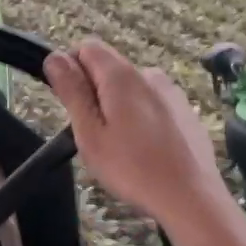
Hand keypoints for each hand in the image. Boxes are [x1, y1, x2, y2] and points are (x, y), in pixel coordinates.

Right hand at [44, 39, 230, 233]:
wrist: (191, 198)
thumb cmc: (132, 168)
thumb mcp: (90, 133)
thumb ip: (72, 92)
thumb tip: (54, 57)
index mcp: (121, 76)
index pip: (87, 47)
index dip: (72, 69)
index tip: (72, 105)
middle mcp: (149, 74)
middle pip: (110, 68)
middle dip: (95, 92)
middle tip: (94, 134)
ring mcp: (172, 92)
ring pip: (131, 88)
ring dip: (118, 106)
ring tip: (120, 145)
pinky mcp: (186, 112)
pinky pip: (153, 103)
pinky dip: (142, 117)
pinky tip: (146, 150)